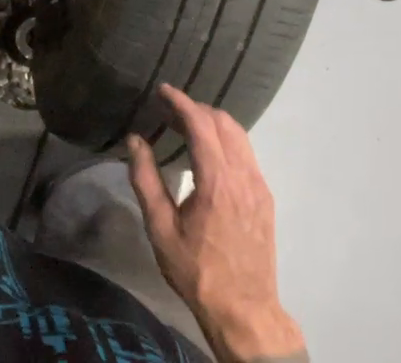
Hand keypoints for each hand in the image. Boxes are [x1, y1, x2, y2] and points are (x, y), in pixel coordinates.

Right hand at [128, 85, 305, 362]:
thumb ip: (146, 180)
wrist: (243, 309)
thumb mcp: (160, 228)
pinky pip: (246, 154)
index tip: (161, 91)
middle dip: (195, 109)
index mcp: (217, 182)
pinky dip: (226, 140)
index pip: (201, 125)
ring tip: (185, 125)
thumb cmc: (196, 270)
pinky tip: (207, 152)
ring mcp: (259, 187)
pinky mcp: (265, 198)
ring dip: (212, 123)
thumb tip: (135, 140)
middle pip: (223, 123)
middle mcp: (243, 177)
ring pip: (239, 136)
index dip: (180, 102)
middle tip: (167, 110)